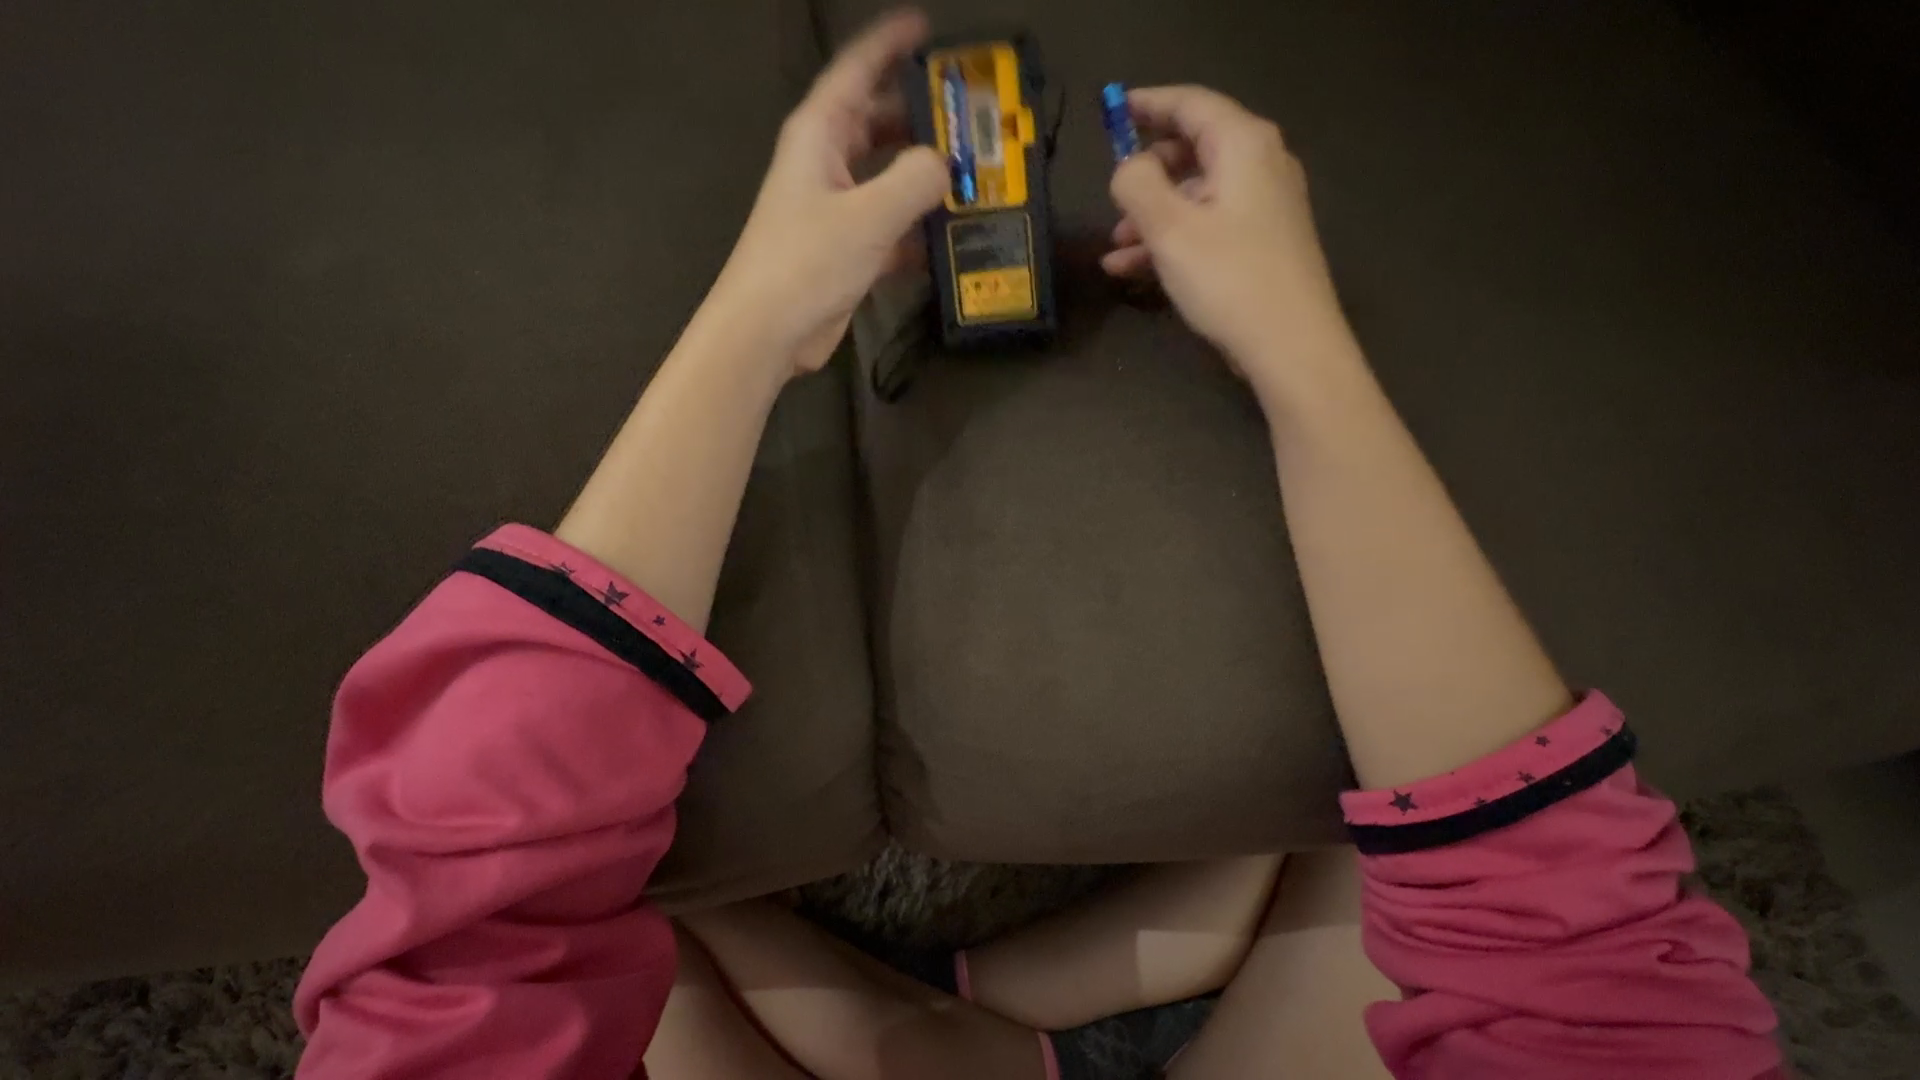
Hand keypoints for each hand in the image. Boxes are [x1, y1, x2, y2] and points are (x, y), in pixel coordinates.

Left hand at [705, 9, 946, 377]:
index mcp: (820, 135)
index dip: (890, 45)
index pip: (856, 71)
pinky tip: (951, 237)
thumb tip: (945, 166)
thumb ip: (914, 181)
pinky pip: (890, 225)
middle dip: (921, 116)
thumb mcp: (867, 215)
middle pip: (878, 123)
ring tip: (974, 173)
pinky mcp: (846, 250)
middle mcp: (826, 163)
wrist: (767, 332)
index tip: (927, 28)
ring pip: (888, 177)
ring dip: (926, 177)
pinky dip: (917, 229)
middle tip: (971, 115)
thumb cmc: (806, 262)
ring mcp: (836, 208)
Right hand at [1104, 86, 1352, 391]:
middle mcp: (1261, 164)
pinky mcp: (1263, 243)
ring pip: (1196, 196)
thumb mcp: (1169, 228)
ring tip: (1115, 251)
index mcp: (1243, 145)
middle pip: (1193, 149)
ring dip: (1152, 218)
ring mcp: (1265, 206)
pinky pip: (1208, 226)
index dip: (1147, 104)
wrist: (1291, 345)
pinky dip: (1172, 240)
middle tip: (1112, 197)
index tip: (1112, 111)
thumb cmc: (1229, 279)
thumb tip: (1129, 167)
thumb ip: (1137, 184)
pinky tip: (1134, 270)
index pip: (1190, 103)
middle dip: (1146, 174)